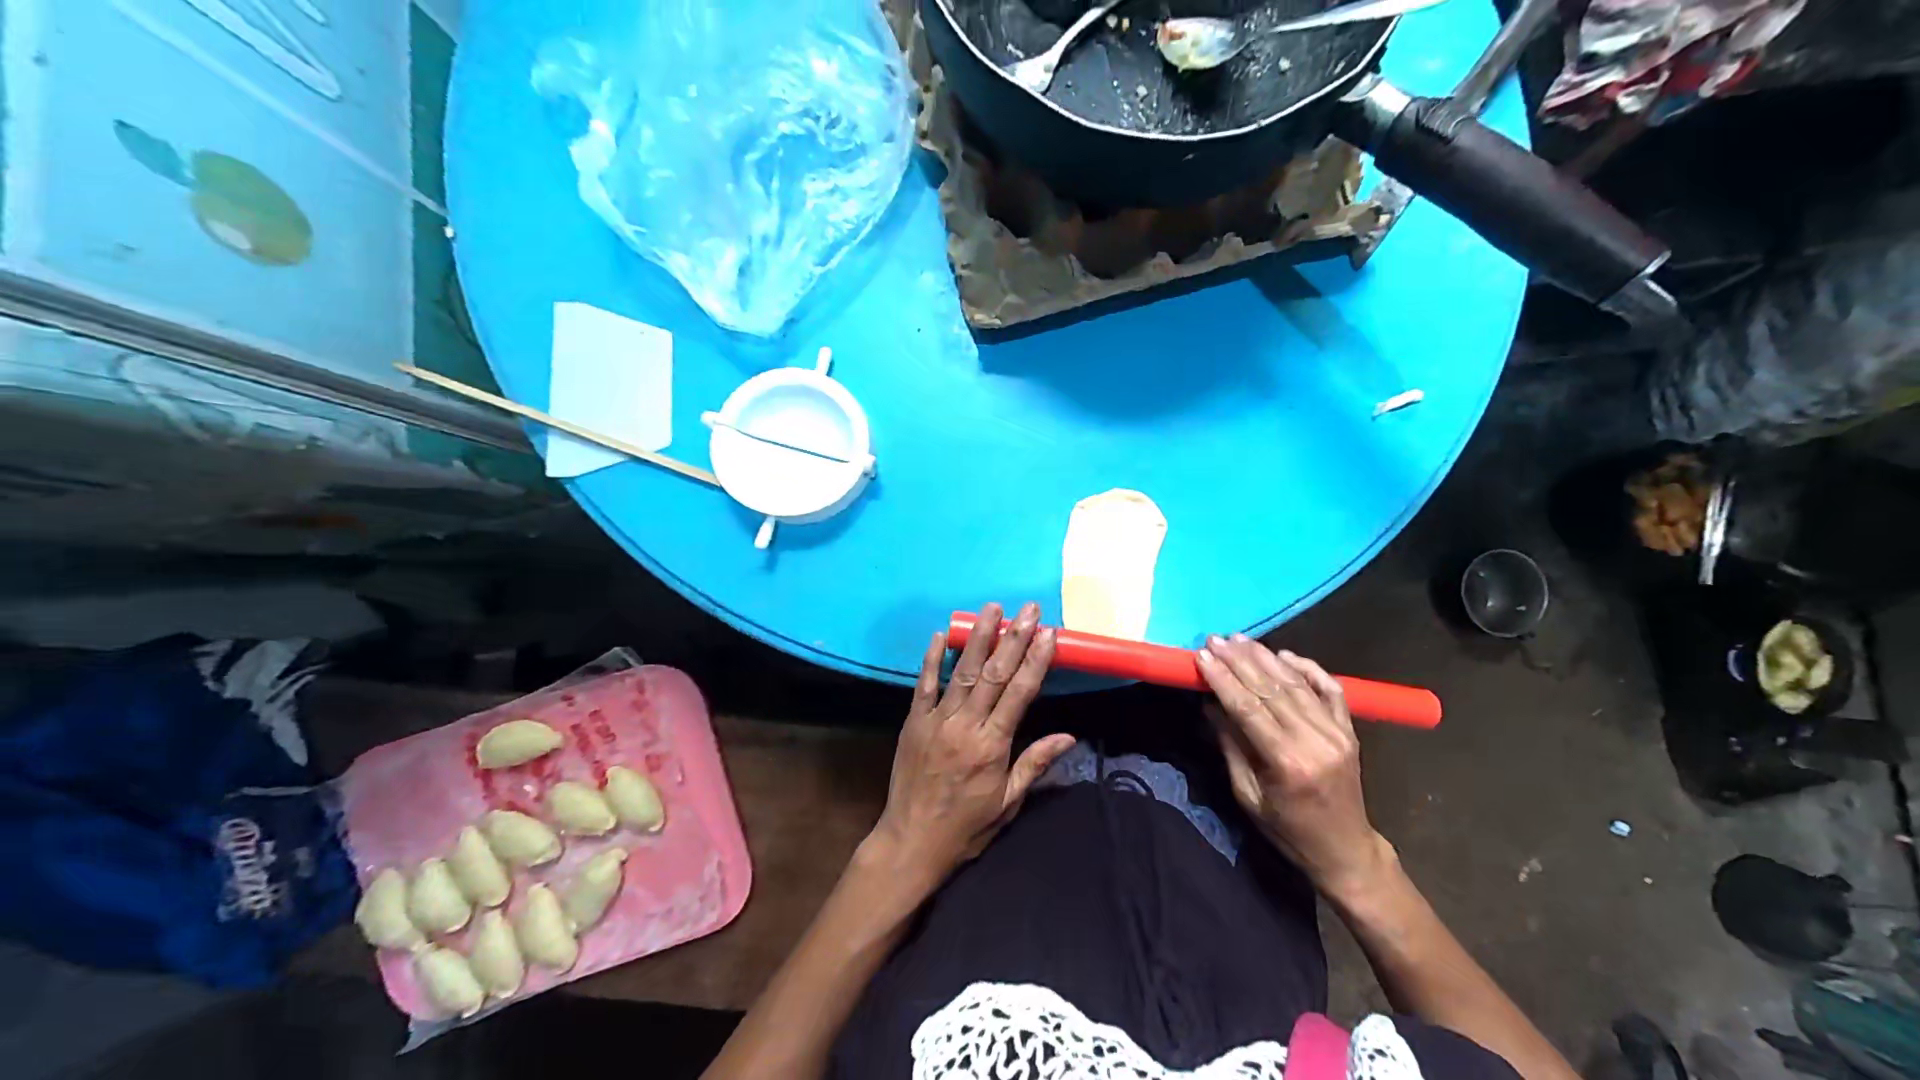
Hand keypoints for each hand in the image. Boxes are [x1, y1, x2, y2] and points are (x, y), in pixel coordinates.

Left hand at [868, 603, 1076, 886]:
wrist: (912, 841)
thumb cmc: (966, 826)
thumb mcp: (1008, 803)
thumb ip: (1034, 764)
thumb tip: (1068, 736)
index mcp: (993, 746)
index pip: (1020, 694)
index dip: (1035, 661)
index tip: (1048, 634)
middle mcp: (966, 726)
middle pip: (994, 674)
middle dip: (1013, 638)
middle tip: (1028, 609)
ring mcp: (936, 721)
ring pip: (962, 672)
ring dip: (978, 638)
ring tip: (991, 609)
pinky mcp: (913, 722)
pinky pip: (924, 685)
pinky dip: (933, 659)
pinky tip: (942, 635)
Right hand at [1196, 634, 1393, 898]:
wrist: (1345, 850)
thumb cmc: (1287, 830)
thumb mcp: (1247, 795)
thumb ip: (1230, 746)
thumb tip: (1210, 705)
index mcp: (1287, 762)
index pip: (1248, 708)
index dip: (1223, 680)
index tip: (1202, 656)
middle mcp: (1315, 741)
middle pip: (1271, 690)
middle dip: (1239, 661)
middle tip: (1215, 639)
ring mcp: (1337, 733)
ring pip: (1297, 684)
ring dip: (1266, 658)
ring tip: (1240, 639)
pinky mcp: (1350, 730)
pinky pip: (1330, 689)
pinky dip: (1308, 668)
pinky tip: (1284, 654)